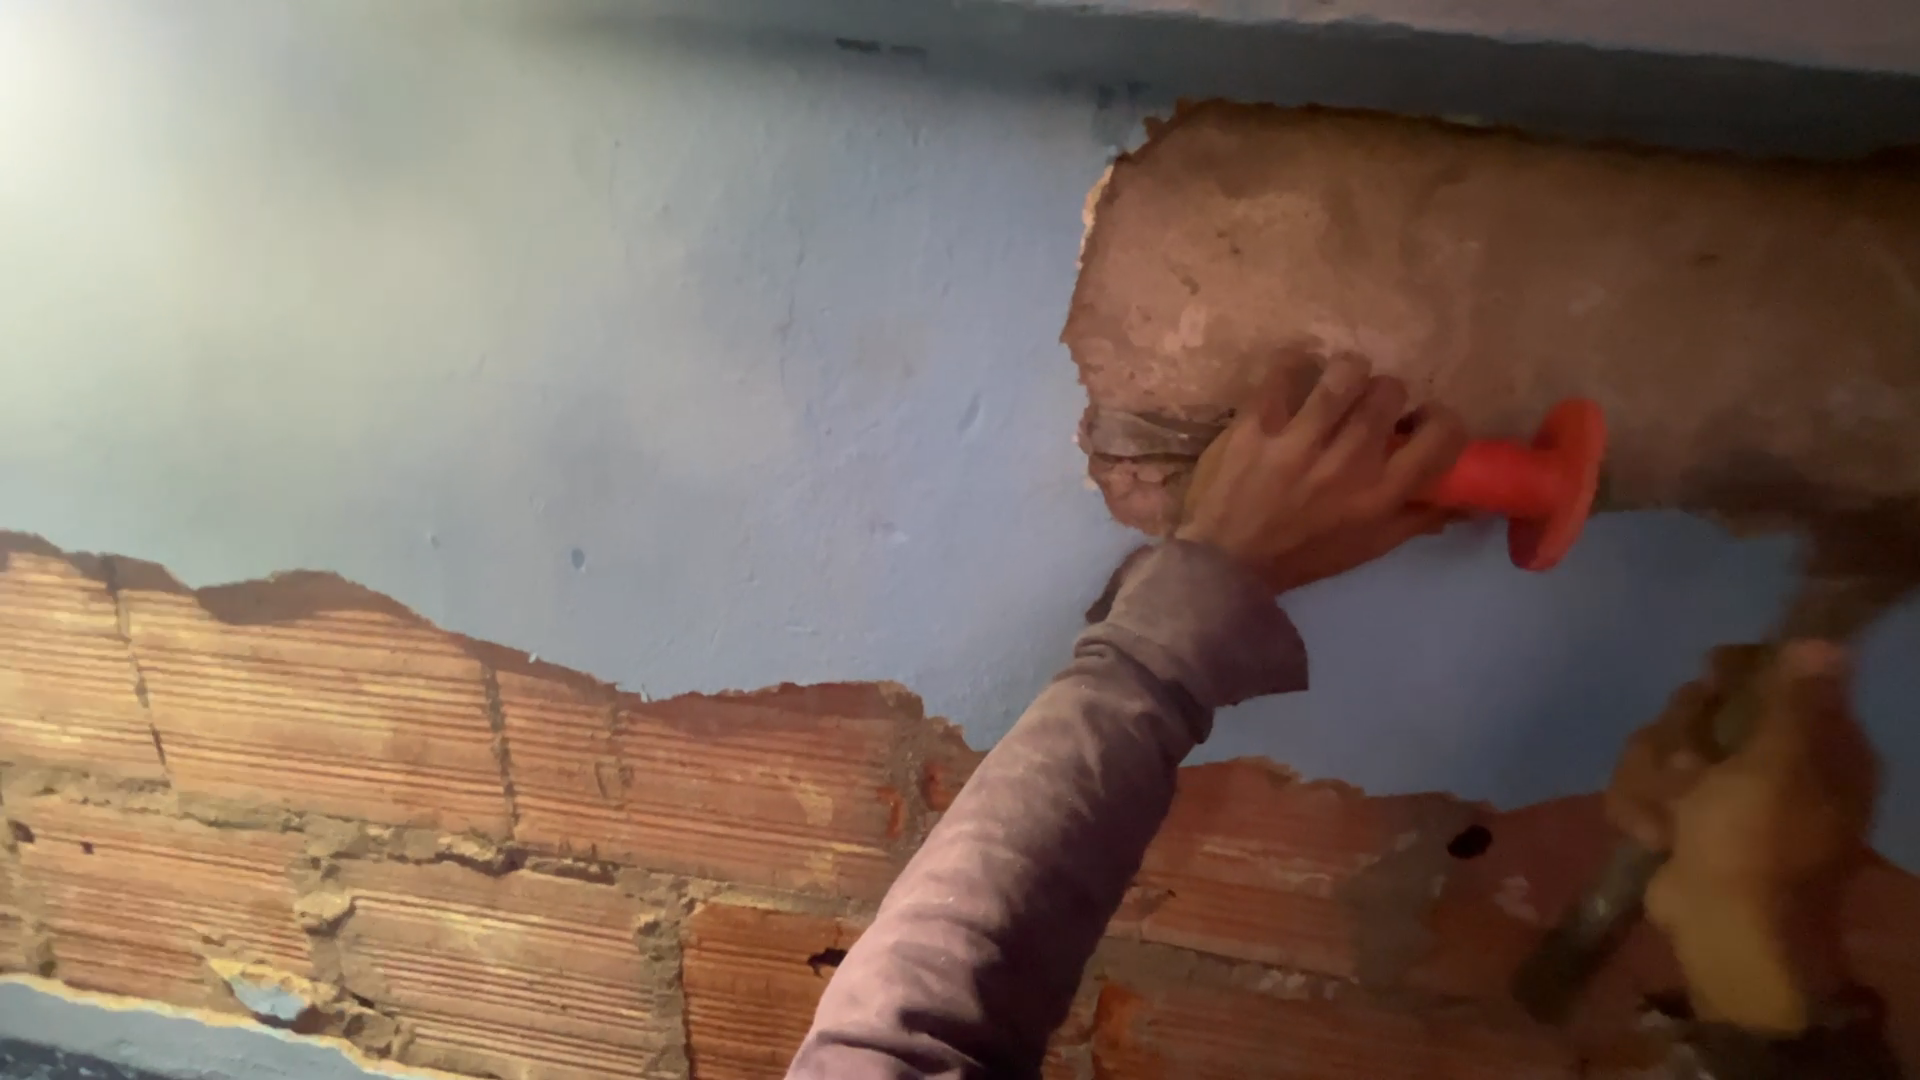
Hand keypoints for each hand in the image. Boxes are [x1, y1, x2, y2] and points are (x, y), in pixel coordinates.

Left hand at [1176, 353, 1466, 591]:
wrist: (1225, 563)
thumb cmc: (1300, 557)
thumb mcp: (1368, 547)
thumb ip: (1418, 518)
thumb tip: (1469, 497)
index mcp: (1380, 495)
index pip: (1442, 434)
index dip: (1439, 417)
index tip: (1418, 419)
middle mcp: (1345, 463)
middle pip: (1389, 391)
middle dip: (1383, 393)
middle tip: (1365, 406)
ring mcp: (1296, 443)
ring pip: (1344, 373)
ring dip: (1345, 373)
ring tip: (1333, 385)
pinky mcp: (1253, 428)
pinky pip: (1283, 372)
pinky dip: (1293, 363)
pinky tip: (1294, 374)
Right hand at [1607, 642, 1878, 1034]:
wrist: (1720, 923)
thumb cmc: (1753, 842)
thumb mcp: (1775, 768)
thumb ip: (1791, 705)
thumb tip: (1822, 642)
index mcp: (1809, 747)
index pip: (1763, 677)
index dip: (1729, 677)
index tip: (1705, 686)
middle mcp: (1764, 761)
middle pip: (1690, 711)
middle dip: (1673, 745)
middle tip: (1688, 777)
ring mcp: (1715, 789)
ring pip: (1652, 747)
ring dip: (1649, 783)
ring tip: (1666, 821)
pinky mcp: (1676, 812)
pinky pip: (1634, 782)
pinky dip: (1637, 808)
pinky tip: (1655, 834)